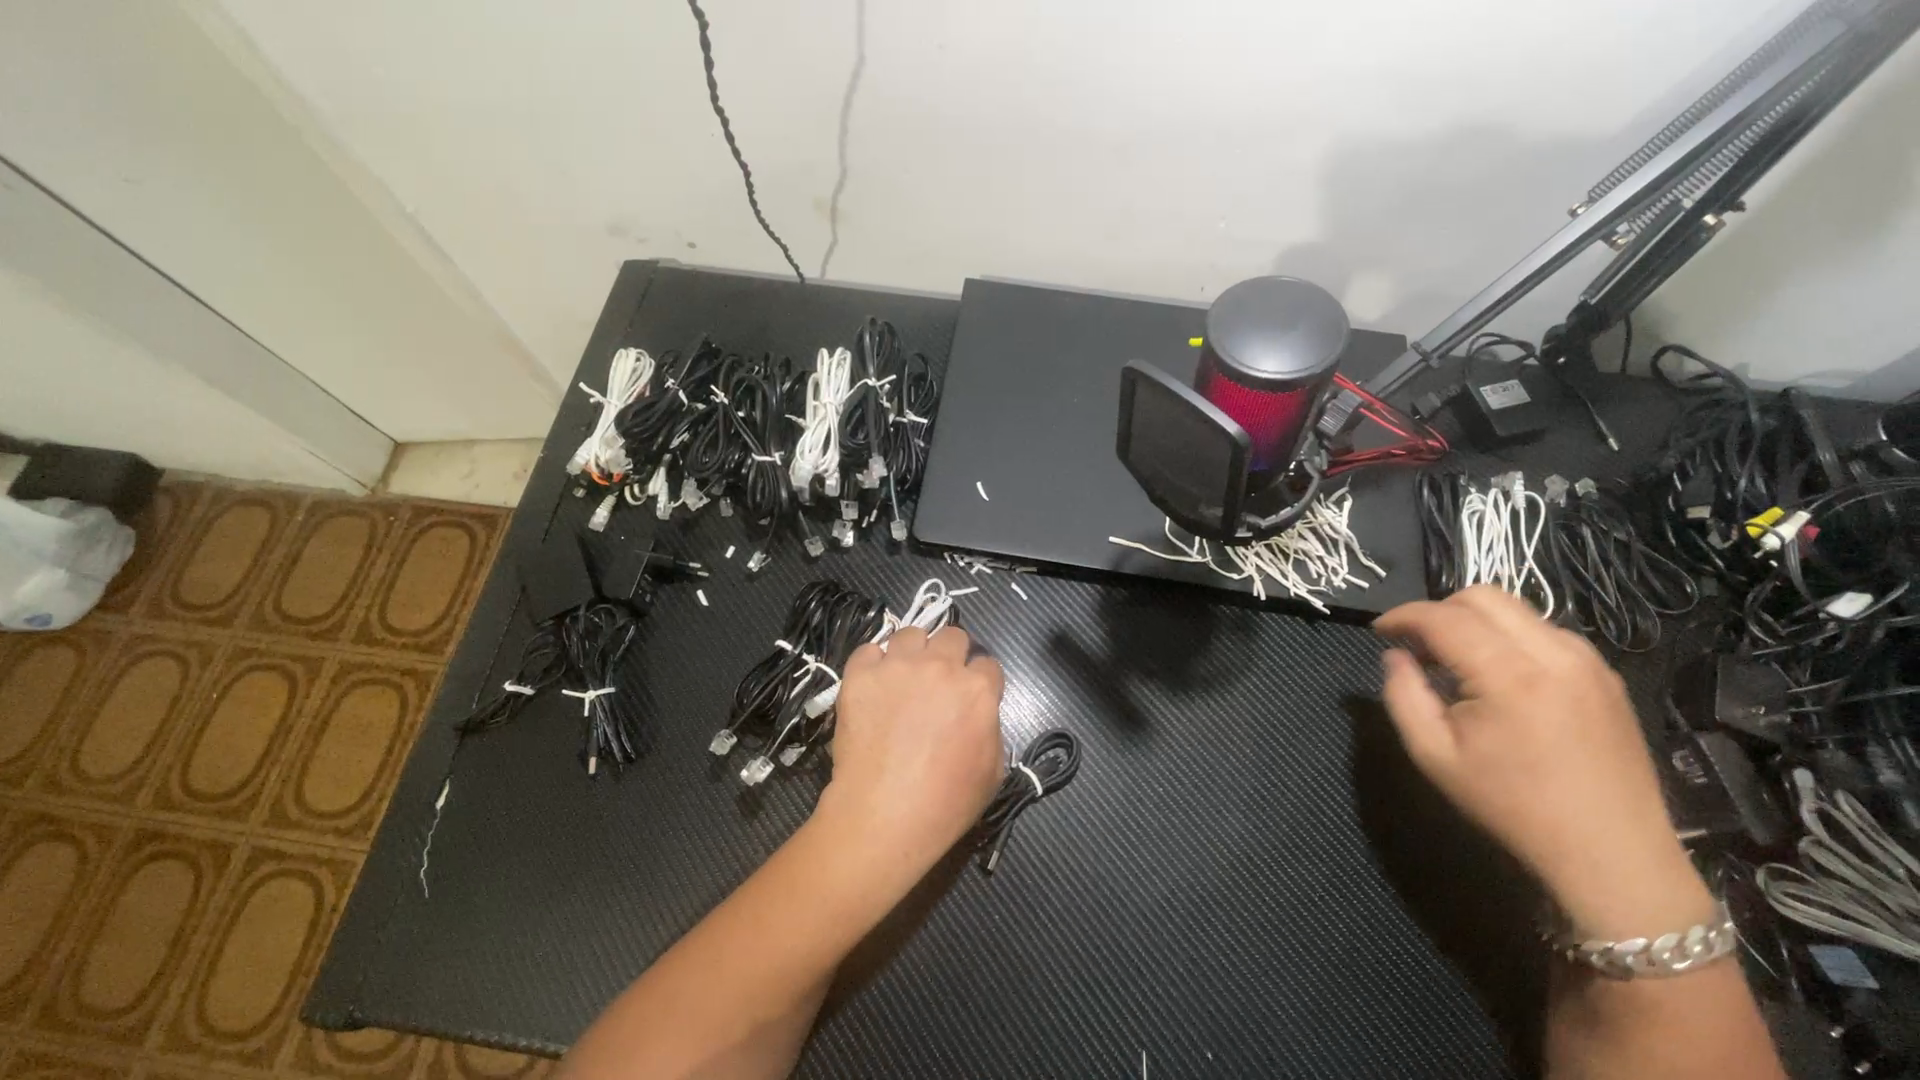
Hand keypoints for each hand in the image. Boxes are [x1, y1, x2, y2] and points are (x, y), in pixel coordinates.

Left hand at [820, 626, 1005, 875]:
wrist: (885, 814)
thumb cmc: (946, 802)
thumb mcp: (994, 771)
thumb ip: (991, 729)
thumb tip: (978, 715)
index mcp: (978, 689)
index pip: (988, 664)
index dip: (981, 681)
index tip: (970, 697)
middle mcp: (940, 667)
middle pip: (952, 636)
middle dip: (951, 655)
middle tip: (939, 682)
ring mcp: (898, 667)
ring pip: (910, 634)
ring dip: (913, 653)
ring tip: (903, 678)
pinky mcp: (860, 675)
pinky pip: (868, 651)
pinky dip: (873, 664)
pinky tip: (873, 686)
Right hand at [1374, 586, 1712, 936]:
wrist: (1610, 851)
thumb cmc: (1512, 807)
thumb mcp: (1434, 757)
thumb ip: (1403, 696)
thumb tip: (1396, 656)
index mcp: (1509, 674)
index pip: (1443, 617)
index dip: (1403, 616)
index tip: (1379, 631)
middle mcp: (1554, 653)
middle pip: (1483, 596)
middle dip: (1439, 610)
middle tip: (1417, 645)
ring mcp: (1587, 660)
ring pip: (1517, 611)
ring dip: (1476, 623)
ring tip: (1455, 663)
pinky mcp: (1605, 674)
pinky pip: (1545, 633)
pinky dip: (1509, 639)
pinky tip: (1499, 679)